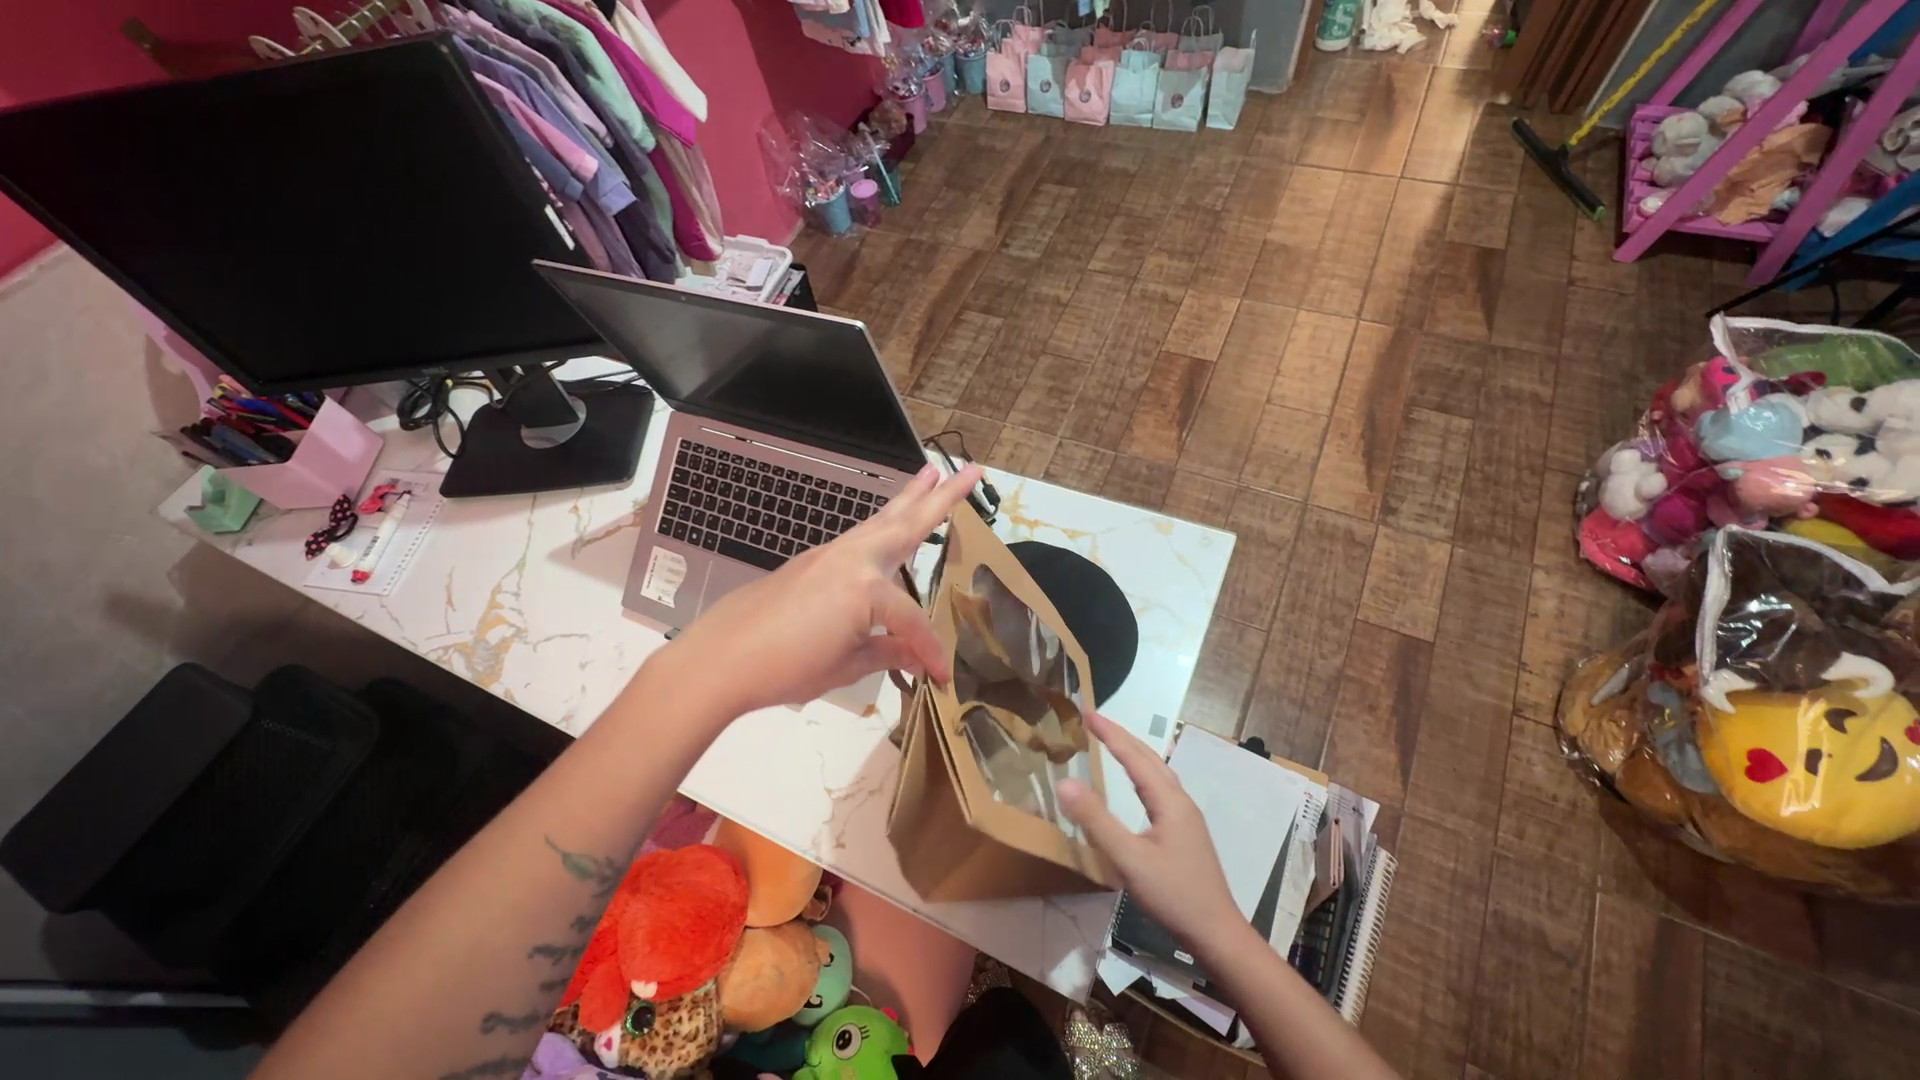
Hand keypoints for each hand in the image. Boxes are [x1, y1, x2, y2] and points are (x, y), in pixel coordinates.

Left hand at [665, 463, 983, 715]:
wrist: (722, 657)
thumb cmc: (786, 667)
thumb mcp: (845, 666)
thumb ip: (887, 652)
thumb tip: (919, 657)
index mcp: (867, 590)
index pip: (912, 623)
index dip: (929, 651)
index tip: (941, 676)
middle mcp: (854, 559)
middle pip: (907, 524)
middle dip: (941, 497)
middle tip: (971, 471)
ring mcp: (830, 554)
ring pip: (880, 521)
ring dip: (908, 499)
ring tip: (930, 474)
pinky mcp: (812, 560)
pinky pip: (858, 535)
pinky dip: (880, 524)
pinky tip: (886, 528)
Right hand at [1058, 712, 1240, 952]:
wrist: (1216, 931)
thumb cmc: (1173, 894)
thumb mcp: (1128, 859)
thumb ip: (1097, 820)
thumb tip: (1065, 781)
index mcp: (1169, 801)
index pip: (1134, 757)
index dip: (1110, 734)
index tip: (1087, 712)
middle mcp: (1180, 801)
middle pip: (1149, 759)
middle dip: (1121, 737)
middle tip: (1093, 720)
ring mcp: (1186, 818)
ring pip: (1157, 774)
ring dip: (1133, 754)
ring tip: (1110, 743)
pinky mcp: (1185, 833)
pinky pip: (1159, 790)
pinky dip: (1141, 775)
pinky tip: (1135, 786)